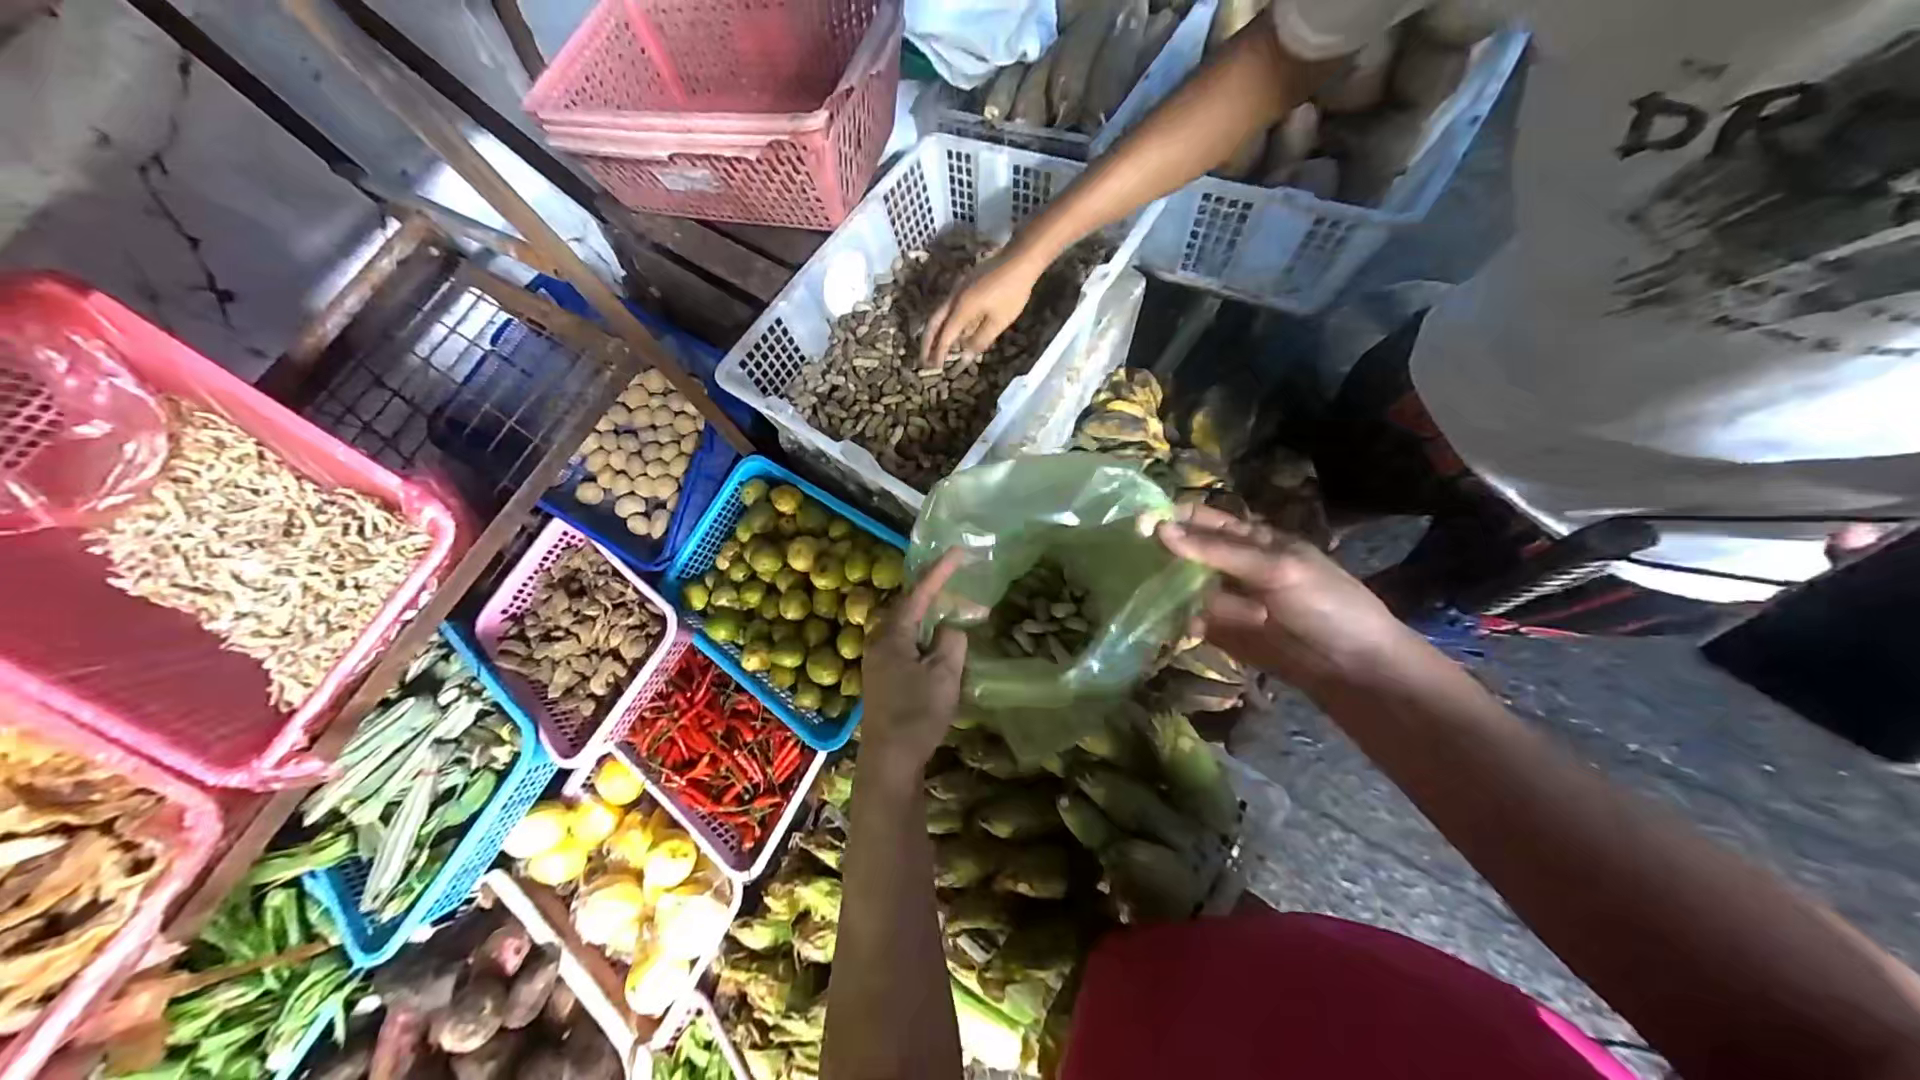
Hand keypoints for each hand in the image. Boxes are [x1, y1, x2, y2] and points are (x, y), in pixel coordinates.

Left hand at [859, 549, 968, 784]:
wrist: (889, 759)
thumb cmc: (917, 714)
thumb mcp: (945, 674)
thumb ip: (951, 641)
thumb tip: (949, 628)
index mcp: (892, 634)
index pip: (919, 593)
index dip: (941, 571)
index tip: (958, 552)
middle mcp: (879, 640)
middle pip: (909, 606)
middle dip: (937, 594)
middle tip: (962, 586)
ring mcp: (877, 659)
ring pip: (907, 626)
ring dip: (932, 617)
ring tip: (956, 614)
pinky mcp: (882, 676)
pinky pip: (905, 643)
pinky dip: (925, 636)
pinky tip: (939, 645)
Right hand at [920, 249, 1041, 365]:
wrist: (1019, 259)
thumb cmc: (1012, 292)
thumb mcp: (999, 321)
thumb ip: (980, 340)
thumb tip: (965, 357)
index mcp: (962, 308)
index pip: (945, 335)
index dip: (939, 352)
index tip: (935, 368)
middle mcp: (954, 298)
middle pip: (934, 323)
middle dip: (927, 343)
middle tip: (924, 361)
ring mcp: (958, 290)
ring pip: (939, 314)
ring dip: (934, 333)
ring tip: (934, 350)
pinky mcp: (965, 286)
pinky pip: (948, 308)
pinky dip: (945, 323)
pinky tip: (952, 332)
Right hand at [1157, 505, 1426, 693]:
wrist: (1353, 669)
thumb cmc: (1325, 604)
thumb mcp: (1275, 569)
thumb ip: (1217, 551)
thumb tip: (1159, 530)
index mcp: (1247, 538)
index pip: (1198, 517)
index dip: (1169, 517)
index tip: (1138, 526)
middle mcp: (1227, 564)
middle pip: (1181, 553)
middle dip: (1163, 560)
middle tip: (1140, 570)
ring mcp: (1221, 599)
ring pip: (1180, 588)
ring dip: (1180, 598)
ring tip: (1202, 616)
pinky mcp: (1217, 632)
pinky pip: (1187, 620)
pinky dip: (1183, 624)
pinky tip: (1192, 633)